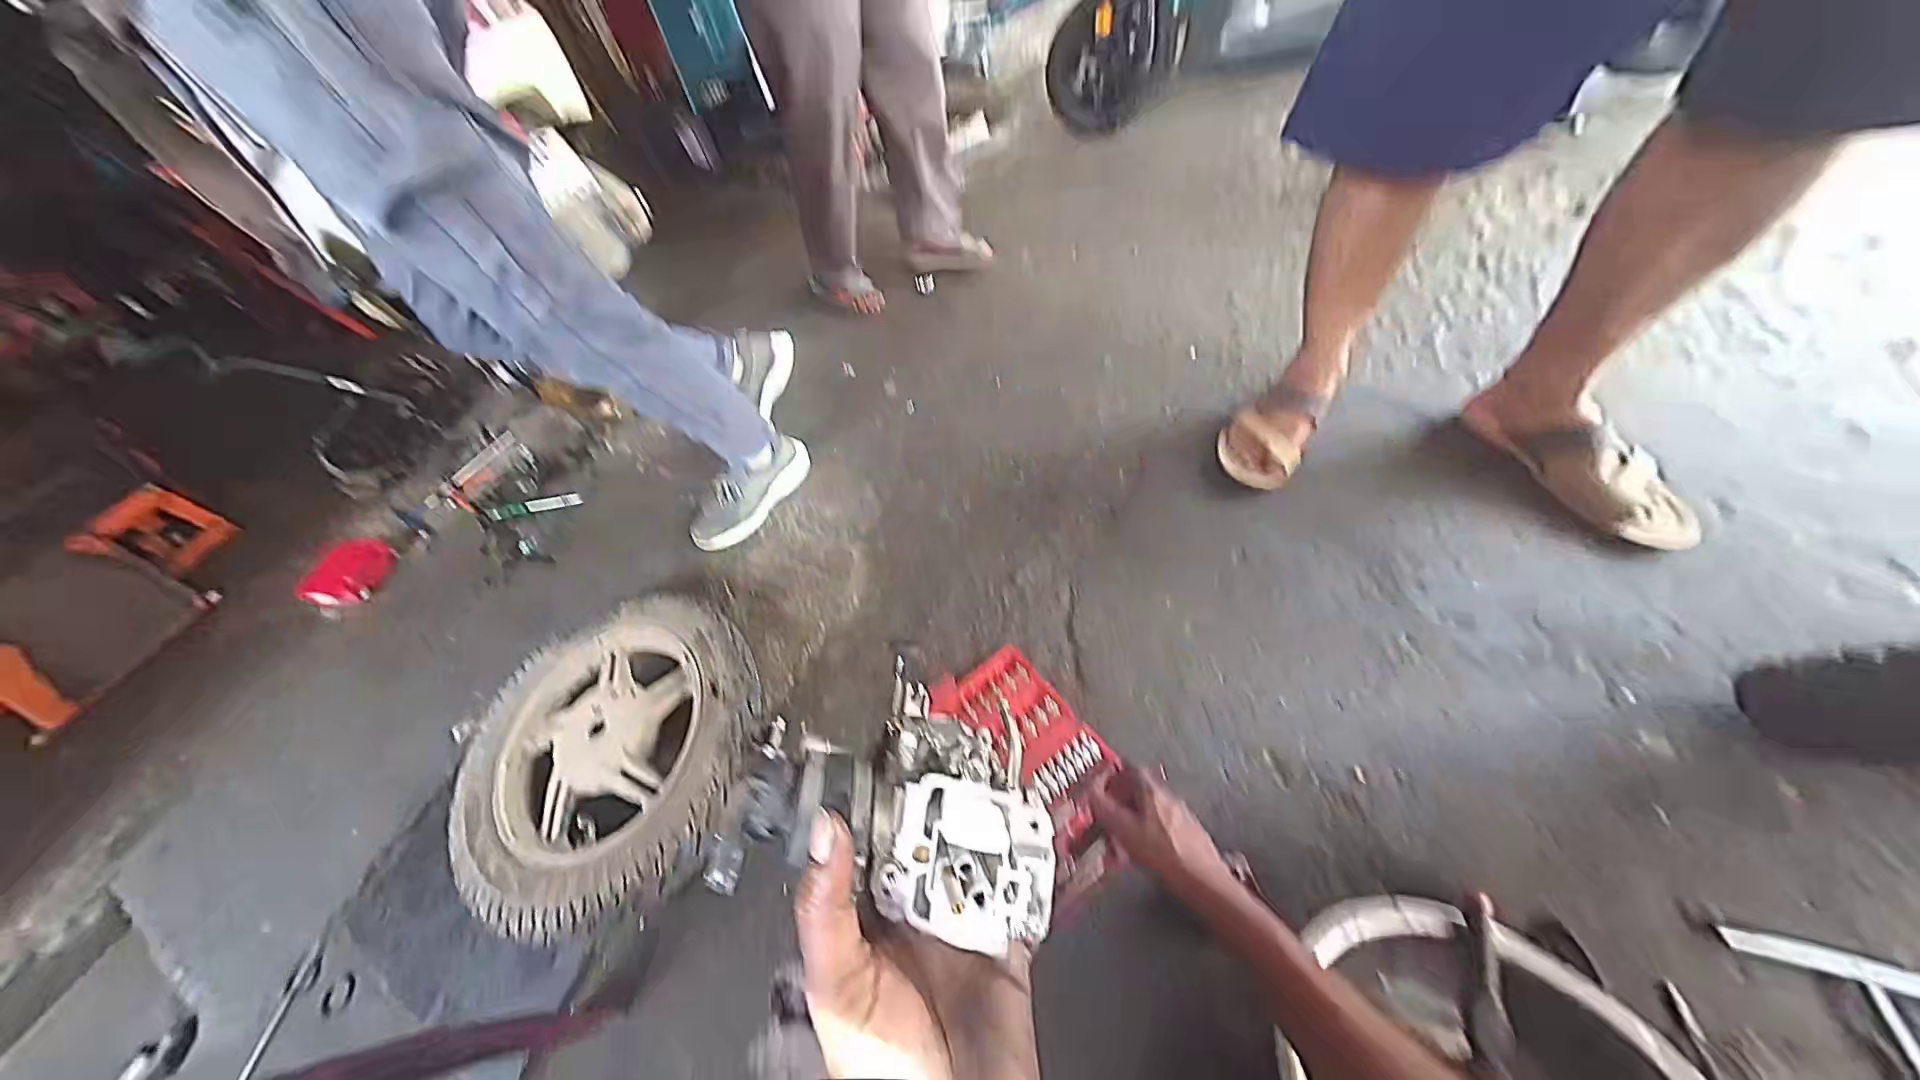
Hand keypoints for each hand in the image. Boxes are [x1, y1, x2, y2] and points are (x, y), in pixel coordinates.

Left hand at [795, 811, 1040, 1079]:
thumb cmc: (878, 1068)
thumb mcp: (837, 984)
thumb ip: (824, 910)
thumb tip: (822, 834)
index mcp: (870, 914)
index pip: (876, 842)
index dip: (885, 807)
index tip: (898, 777)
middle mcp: (915, 912)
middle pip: (934, 843)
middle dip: (946, 815)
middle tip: (957, 788)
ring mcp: (962, 925)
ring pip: (979, 860)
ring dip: (990, 838)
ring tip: (995, 815)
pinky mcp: (1005, 942)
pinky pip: (1021, 897)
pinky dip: (1029, 874)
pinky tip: (1027, 854)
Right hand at [1089, 766, 1236, 902]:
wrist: (1203, 881)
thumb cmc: (1164, 855)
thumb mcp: (1124, 830)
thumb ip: (1104, 807)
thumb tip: (1090, 791)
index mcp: (1152, 791)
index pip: (1129, 768)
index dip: (1112, 775)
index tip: (1100, 785)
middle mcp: (1168, 797)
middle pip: (1139, 788)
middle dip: (1120, 799)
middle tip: (1107, 814)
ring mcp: (1181, 815)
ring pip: (1149, 808)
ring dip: (1132, 818)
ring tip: (1121, 839)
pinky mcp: (1188, 834)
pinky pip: (1160, 825)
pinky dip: (1146, 832)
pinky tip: (1141, 852)